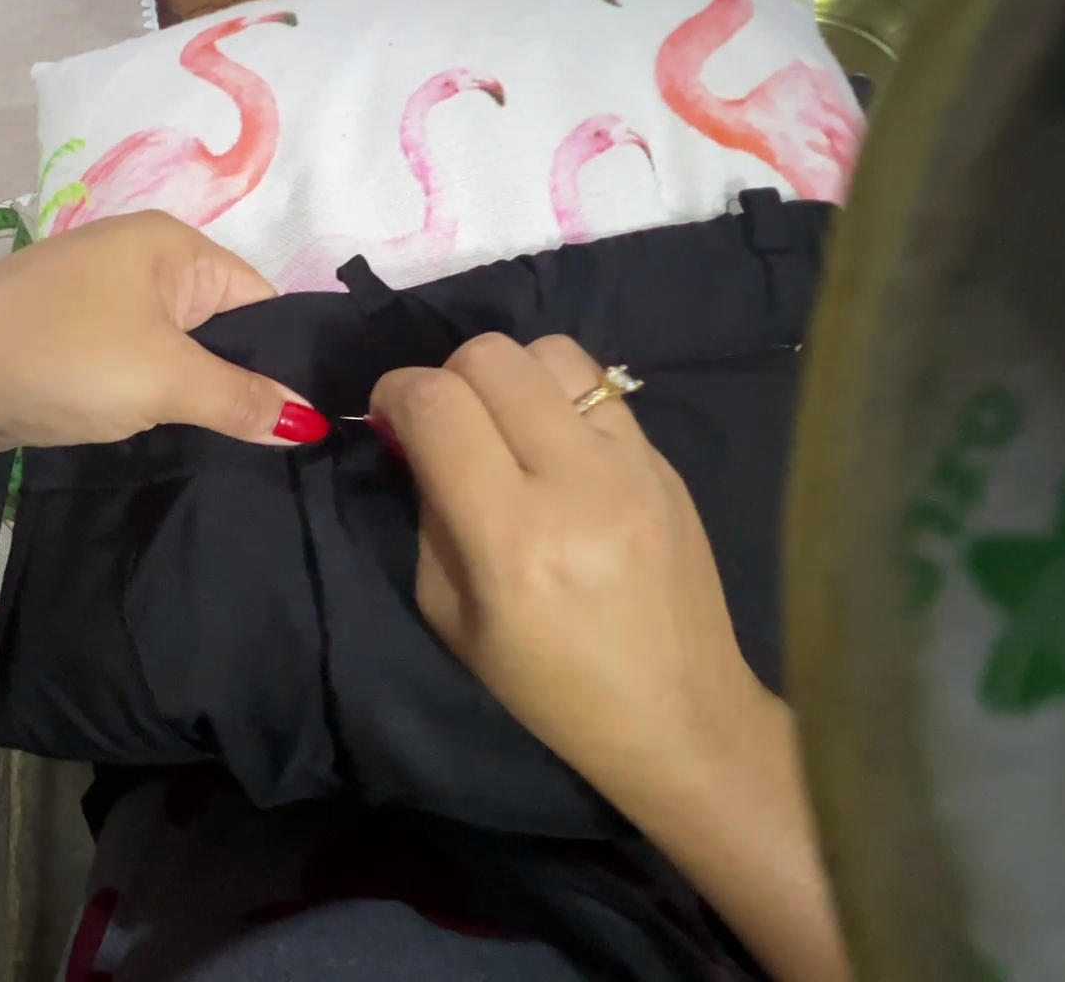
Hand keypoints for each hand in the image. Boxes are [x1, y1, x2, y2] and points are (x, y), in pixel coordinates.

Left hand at [0, 211, 325, 457]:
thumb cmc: (64, 357)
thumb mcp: (166, 379)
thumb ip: (242, 400)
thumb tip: (310, 422)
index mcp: (173, 244)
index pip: (260, 300)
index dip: (284, 359)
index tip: (302, 422)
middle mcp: (140, 259)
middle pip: (220, 325)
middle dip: (241, 382)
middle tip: (270, 445)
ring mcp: (101, 298)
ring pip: (178, 350)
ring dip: (197, 395)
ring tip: (228, 447)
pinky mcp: (73, 337)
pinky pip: (138, 364)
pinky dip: (155, 397)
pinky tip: (169, 434)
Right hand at [370, 333, 849, 981]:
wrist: (677, 713)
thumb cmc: (542, 681)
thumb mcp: (447, 609)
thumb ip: (427, 511)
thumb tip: (416, 440)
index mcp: (511, 535)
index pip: (438, 404)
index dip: (395, 392)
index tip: (387, 415)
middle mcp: (577, 484)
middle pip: (491, 356)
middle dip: (443, 375)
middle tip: (442, 421)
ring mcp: (634, 464)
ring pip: (549, 351)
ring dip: (504, 375)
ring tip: (499, 423)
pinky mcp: (666, 461)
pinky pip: (596, 384)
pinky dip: (553, 395)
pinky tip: (550, 443)